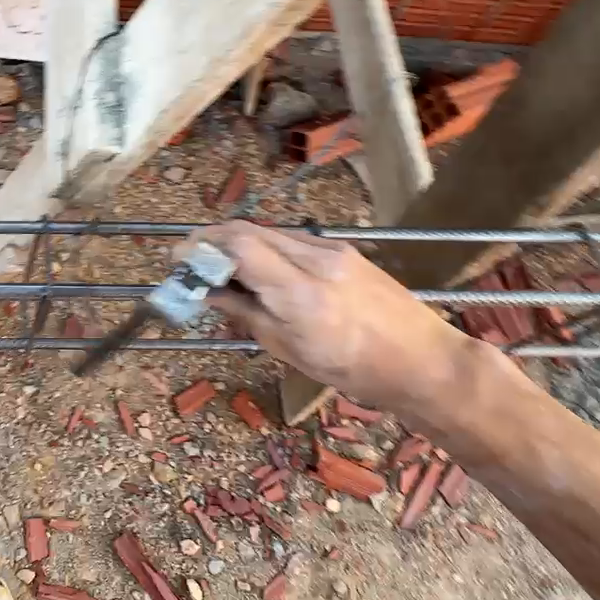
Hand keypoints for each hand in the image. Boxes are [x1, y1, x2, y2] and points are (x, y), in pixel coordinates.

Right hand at [198, 221, 483, 412]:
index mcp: (299, 292)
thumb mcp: (286, 347)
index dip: (200, 246)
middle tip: (190, 262)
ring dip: (235, 243)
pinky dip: (262, 247)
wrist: (421, 361)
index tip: (177, 260)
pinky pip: (289, 239)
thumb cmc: (351, 369)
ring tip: (219, 270)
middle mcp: (315, 259)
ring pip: (267, 231)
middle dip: (210, 240)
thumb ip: (243, 311)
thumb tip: (206, 290)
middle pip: (247, 230)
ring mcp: (331, 249)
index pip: (238, 245)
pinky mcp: (341, 249)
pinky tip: (256, 271)